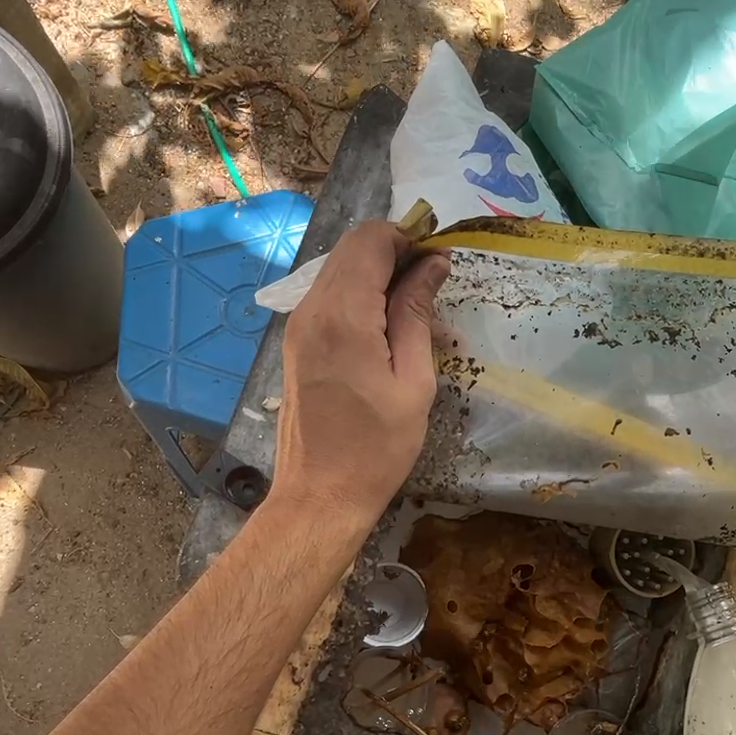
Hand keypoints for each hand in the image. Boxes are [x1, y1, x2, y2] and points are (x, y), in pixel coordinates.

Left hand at [272, 221, 449, 525]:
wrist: (321, 495)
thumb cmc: (377, 448)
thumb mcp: (413, 383)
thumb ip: (417, 315)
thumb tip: (433, 265)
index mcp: (344, 316)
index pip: (371, 240)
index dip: (409, 239)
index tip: (439, 264)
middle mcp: (312, 310)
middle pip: (352, 249)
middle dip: (395, 254)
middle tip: (432, 289)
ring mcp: (298, 326)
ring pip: (339, 271)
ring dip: (378, 278)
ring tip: (413, 315)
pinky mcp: (296, 344)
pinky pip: (329, 298)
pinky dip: (361, 299)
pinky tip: (386, 332)